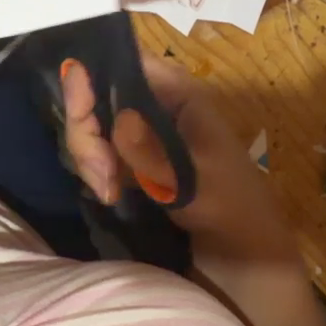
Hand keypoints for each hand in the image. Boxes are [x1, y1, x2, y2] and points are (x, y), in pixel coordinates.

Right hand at [60, 55, 295, 265]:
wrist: (245, 264)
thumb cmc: (234, 212)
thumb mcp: (196, 183)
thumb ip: (155, 155)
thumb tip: (120, 121)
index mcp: (177, 93)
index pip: (125, 61)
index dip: (93, 73)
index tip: (80, 109)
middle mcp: (153, 105)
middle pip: (96, 93)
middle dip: (87, 130)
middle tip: (99, 174)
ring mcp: (138, 134)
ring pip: (90, 124)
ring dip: (88, 155)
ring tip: (108, 192)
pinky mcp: (128, 162)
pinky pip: (95, 151)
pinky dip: (93, 171)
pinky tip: (108, 195)